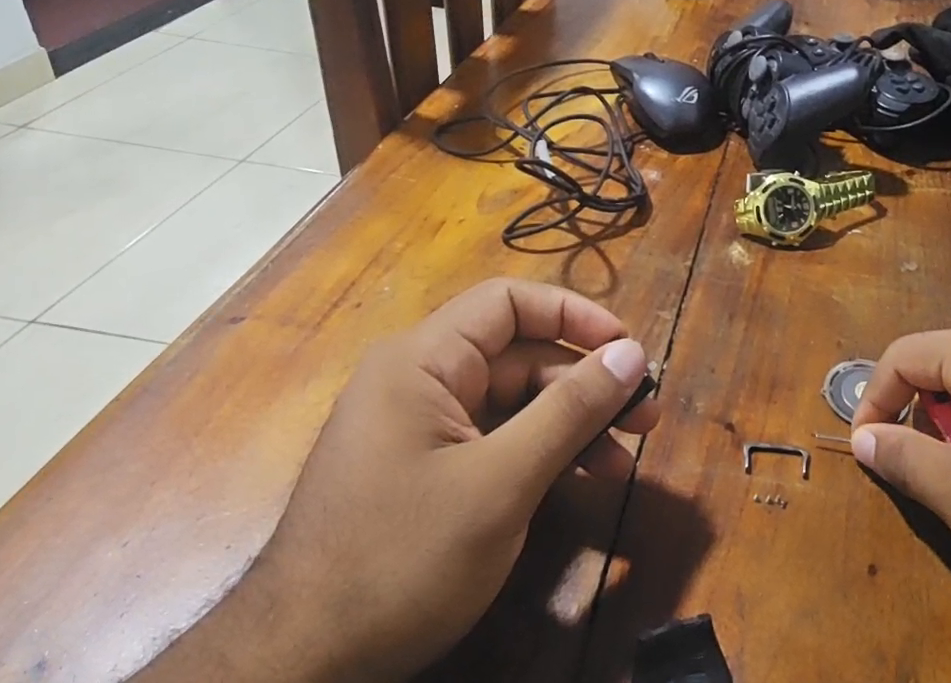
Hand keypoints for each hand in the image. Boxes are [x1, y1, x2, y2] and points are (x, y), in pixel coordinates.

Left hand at [135, 279, 656, 682]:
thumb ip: (569, 412)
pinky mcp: (426, 469)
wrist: (303, 664)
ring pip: (514, 402)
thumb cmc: (402, 558)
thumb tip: (632, 353)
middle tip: (647, 418)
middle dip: (586, 383)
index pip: (509, 303)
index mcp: (422, 361)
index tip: (628, 352)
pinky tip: (581, 481)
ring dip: (572, 424)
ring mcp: (421, 428)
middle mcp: (419, 381)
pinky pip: (495, 439)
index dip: (574, 316)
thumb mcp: (501, 483)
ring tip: (625, 463)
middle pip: (519, 356)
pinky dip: (541, 453)